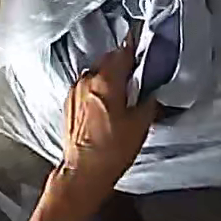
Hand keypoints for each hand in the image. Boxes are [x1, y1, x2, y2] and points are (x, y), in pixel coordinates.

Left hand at [51, 38, 156, 214]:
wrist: (82, 174)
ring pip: (95, 72)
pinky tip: (104, 103)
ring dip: (107, 75)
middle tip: (135, 73)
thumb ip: (149, 102)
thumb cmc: (112, 150)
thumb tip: (153, 94)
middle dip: (121, 63)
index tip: (142, 46)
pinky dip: (95, 88)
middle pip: (107, 60)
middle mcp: (88, 81)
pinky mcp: (68, 104)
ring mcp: (75, 91)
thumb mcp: (141, 125)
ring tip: (119, 90)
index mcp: (107, 81)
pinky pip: (85, 86)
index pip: (122, 52)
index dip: (134, 49)